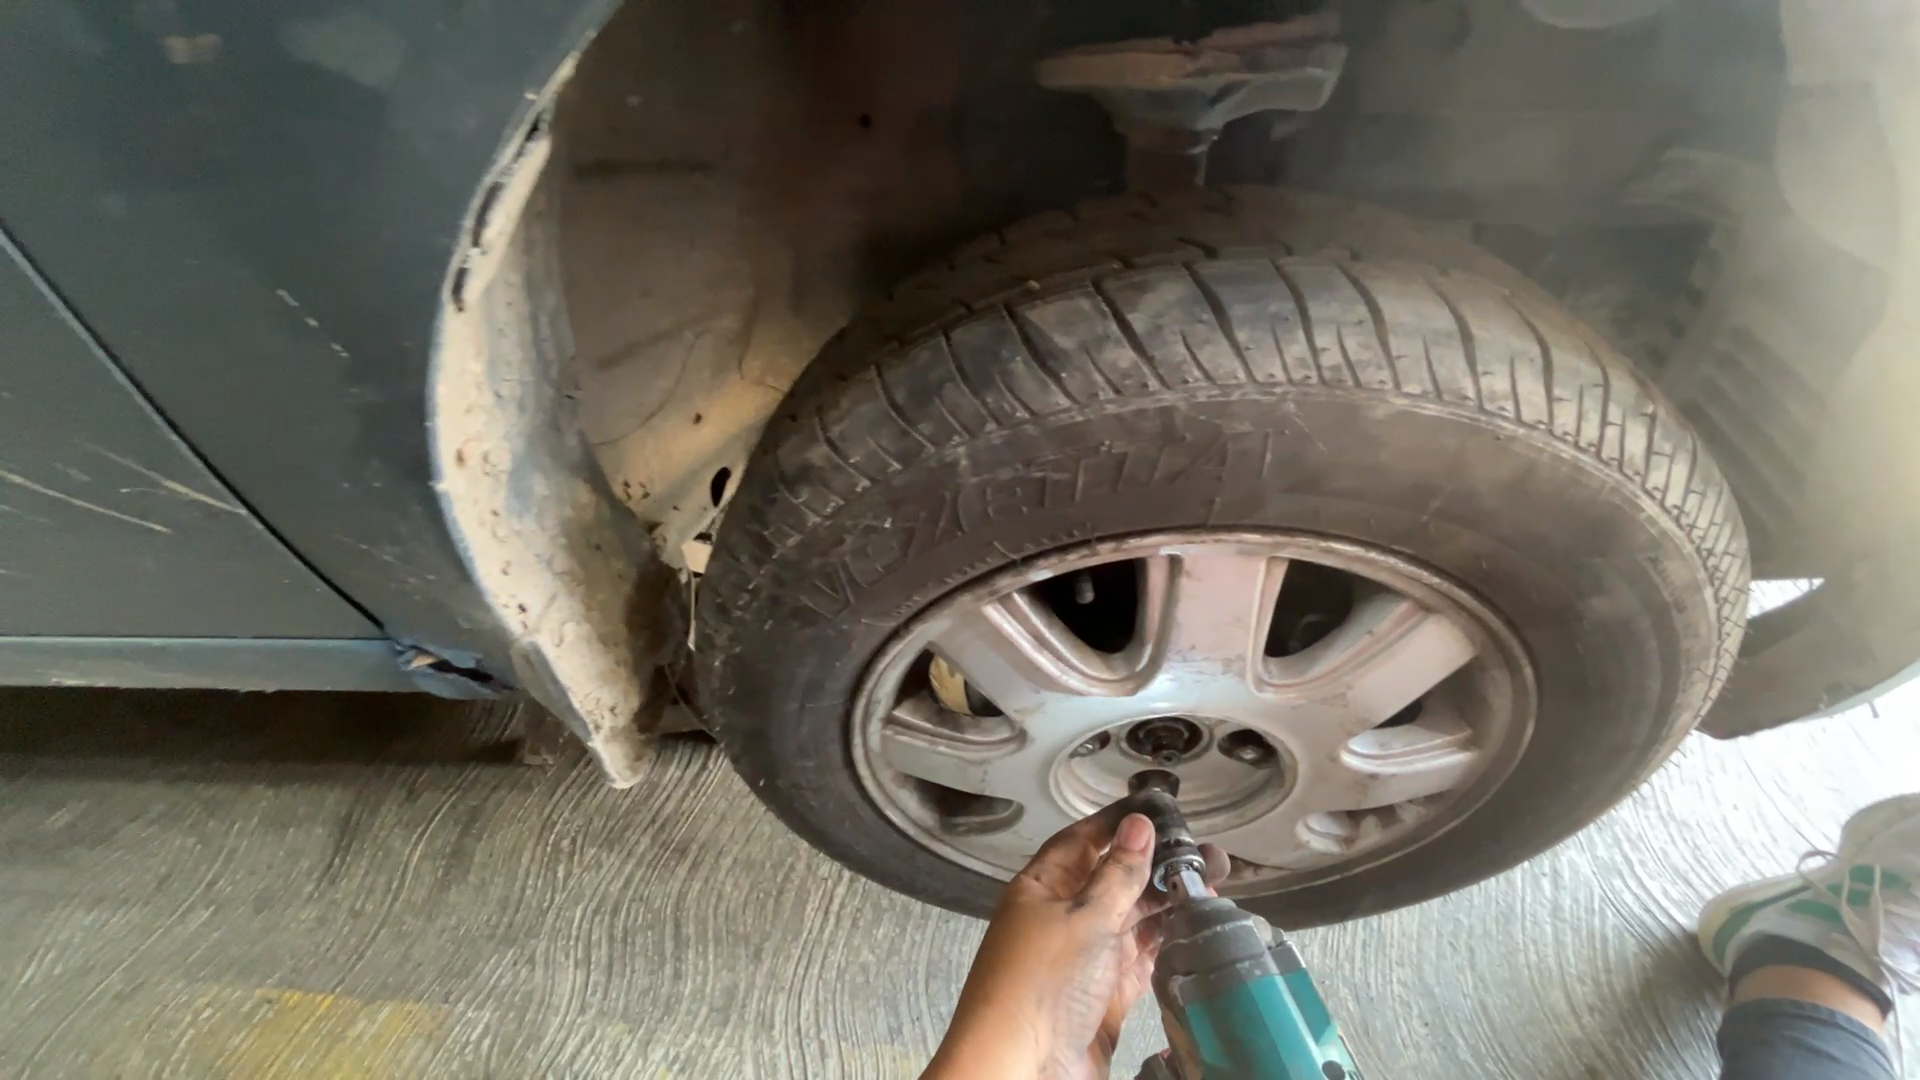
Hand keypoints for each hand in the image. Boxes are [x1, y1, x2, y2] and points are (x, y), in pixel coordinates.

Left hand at [923, 809, 1227, 1079]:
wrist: (1021, 1071)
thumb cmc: (1038, 984)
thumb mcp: (1083, 918)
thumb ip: (1117, 873)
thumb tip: (1139, 825)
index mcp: (1043, 885)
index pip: (1083, 838)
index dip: (1118, 821)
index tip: (1155, 808)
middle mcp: (1063, 914)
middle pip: (1113, 877)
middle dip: (1155, 863)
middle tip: (1201, 851)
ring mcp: (1085, 956)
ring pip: (1132, 917)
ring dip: (1168, 901)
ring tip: (1210, 882)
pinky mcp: (1105, 994)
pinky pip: (1139, 958)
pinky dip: (1166, 942)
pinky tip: (1194, 927)